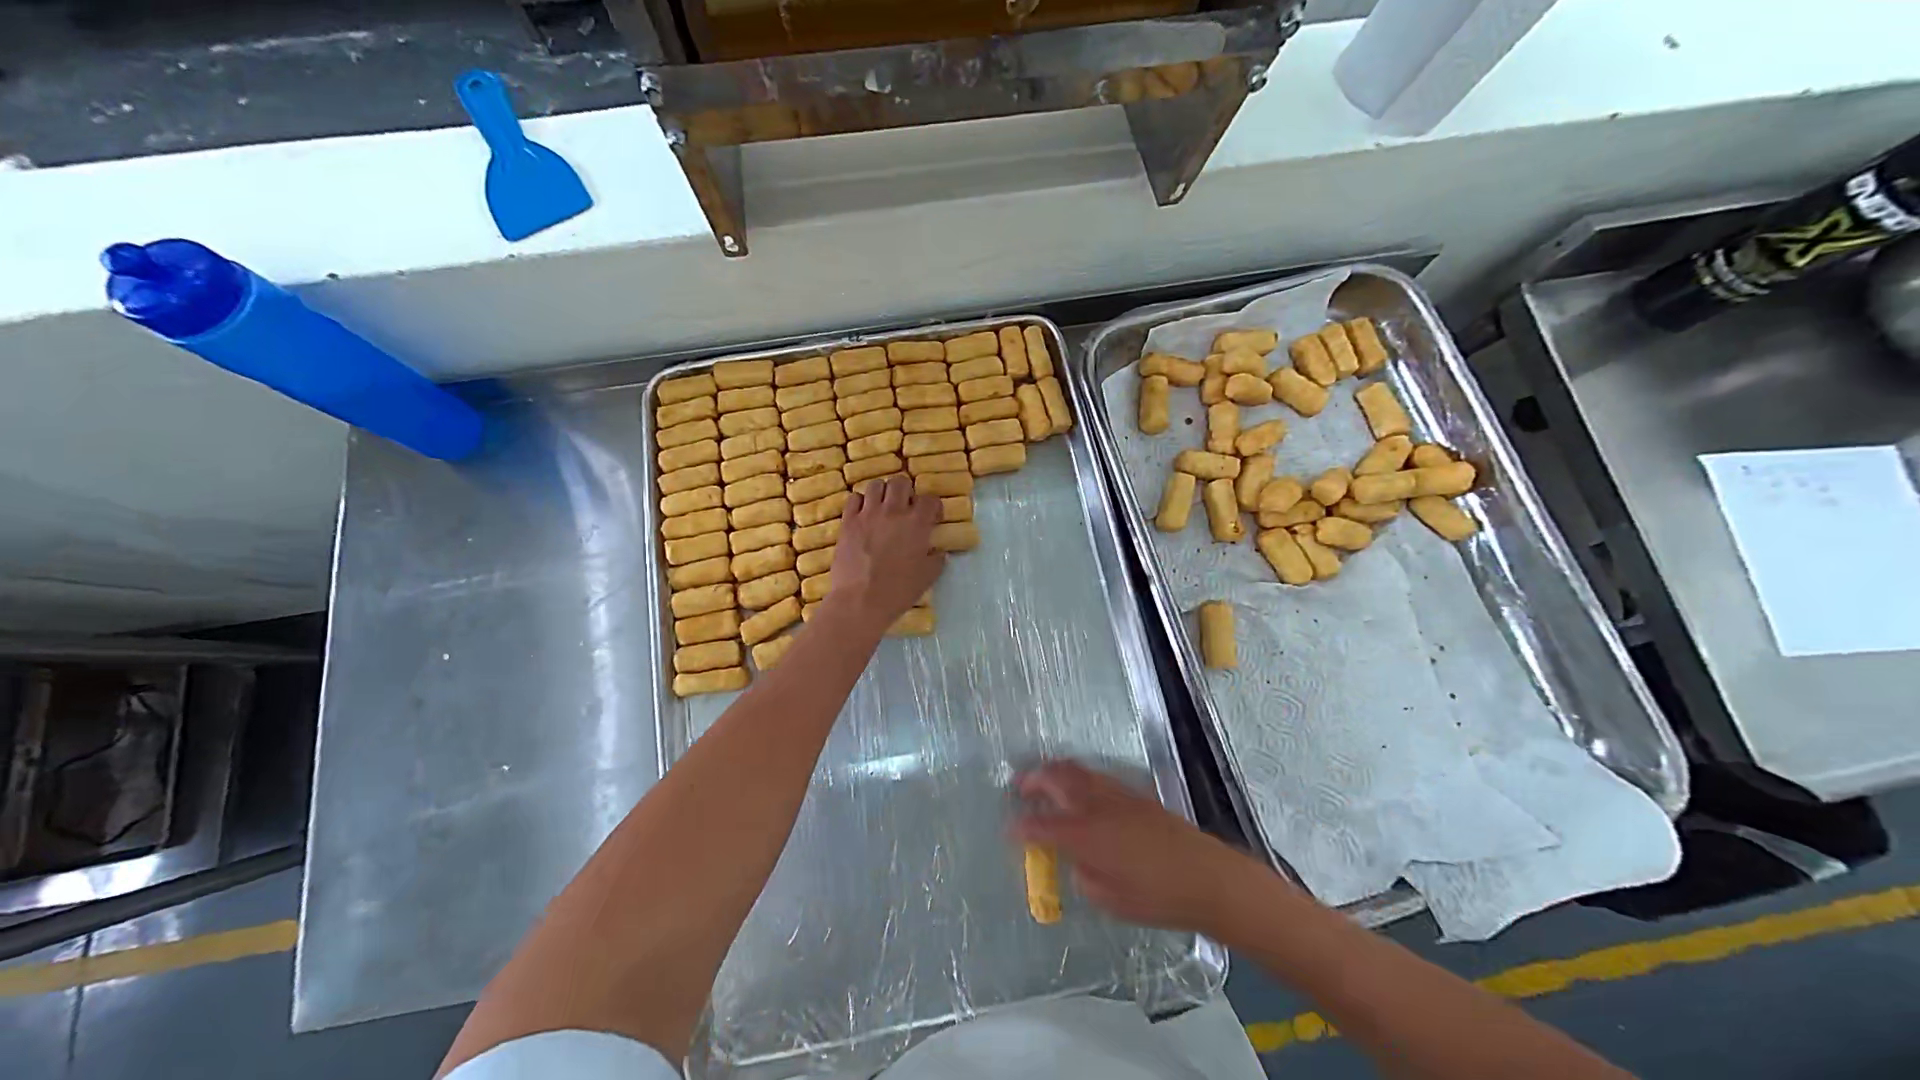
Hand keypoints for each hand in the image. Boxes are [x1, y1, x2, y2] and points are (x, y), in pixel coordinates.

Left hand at [827, 475, 943, 630]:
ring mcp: (868, 514)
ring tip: (883, 507)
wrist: (860, 600)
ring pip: (876, 485)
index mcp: (917, 523)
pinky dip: (860, 502)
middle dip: (906, 492)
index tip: (932, 519)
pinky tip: (863, 514)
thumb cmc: (898, 591)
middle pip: (901, 483)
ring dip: (882, 493)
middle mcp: (893, 511)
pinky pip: (854, 498)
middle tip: (905, 508)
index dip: (933, 507)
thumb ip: (936, 559)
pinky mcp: (848, 521)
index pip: (930, 500)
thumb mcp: (927, 577)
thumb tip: (937, 551)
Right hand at [1013, 761, 1281, 937]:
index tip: (1008, 831)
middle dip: (1032, 780)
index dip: (1020, 827)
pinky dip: (1077, 777)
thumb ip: (1082, 874)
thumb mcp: (1107, 899)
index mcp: (1082, 832)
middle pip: (1055, 778)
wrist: (1207, 876)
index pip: (1040, 824)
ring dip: (1055, 772)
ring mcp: (1116, 794)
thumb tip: (1075, 860)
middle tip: (1019, 787)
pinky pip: (1095, 776)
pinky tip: (1079, 792)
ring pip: (1076, 770)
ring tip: (1045, 781)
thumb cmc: (1155, 896)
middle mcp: (1094, 805)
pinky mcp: (1134, 794)